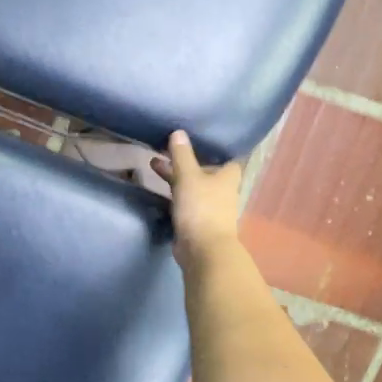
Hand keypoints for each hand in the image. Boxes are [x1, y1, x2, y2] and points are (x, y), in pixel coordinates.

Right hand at [151, 131, 242, 265]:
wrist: (203, 250)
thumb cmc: (201, 208)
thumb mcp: (188, 177)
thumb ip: (182, 155)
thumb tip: (178, 132)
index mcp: (228, 175)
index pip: (224, 154)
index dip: (211, 145)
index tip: (196, 135)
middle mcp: (222, 189)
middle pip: (204, 169)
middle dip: (184, 160)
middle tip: (163, 149)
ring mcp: (210, 206)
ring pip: (192, 184)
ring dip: (175, 176)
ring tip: (153, 165)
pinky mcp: (197, 220)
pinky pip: (185, 200)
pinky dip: (173, 193)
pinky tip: (157, 188)